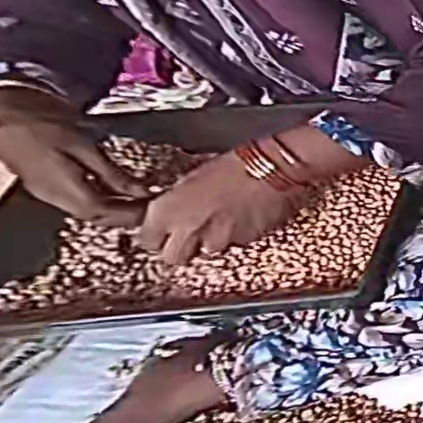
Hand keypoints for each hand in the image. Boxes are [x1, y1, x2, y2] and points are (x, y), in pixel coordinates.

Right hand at [0, 88, 147, 225]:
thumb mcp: (84, 148)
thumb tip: (142, 193)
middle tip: (155, 208)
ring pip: (87, 213)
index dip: (130, 214)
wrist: (3, 116)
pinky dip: (104, 203)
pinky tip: (122, 195)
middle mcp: (51, 195)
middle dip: (126, 216)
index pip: (101, 212)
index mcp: (59, 185)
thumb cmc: (44, 127)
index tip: (156, 209)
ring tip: (143, 202)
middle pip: (95, 217)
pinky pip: (79, 204)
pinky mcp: (45, 188)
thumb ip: (113, 174)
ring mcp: (46, 193)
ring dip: (116, 211)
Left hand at [136, 150, 300, 264]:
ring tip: (224, 220)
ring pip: (210, 249)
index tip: (162, 230)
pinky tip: (245, 216)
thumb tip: (175, 207)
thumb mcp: (192, 176)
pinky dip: (239, 232)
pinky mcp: (249, 239)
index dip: (155, 235)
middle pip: (174, 257)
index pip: (148, 240)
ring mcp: (222, 238)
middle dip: (179, 248)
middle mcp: (191, 230)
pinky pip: (238, 241)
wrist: (275, 169)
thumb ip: (177, 200)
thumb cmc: (234, 165)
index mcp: (167, 212)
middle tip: (187, 235)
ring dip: (213, 239)